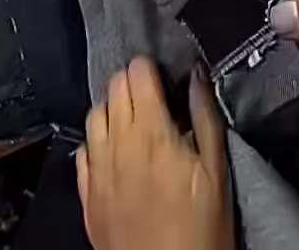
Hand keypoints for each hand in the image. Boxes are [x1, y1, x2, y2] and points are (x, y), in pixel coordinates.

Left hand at [77, 58, 230, 249]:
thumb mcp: (216, 172)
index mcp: (152, 132)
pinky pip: (83, 150)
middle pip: (115, 85)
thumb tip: (196, 76)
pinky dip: (97, 140)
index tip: (164, 79)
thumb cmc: (200, 231)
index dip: (151, 68)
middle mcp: (119, 143)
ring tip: (134, 120)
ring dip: (113, 107)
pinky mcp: (88, 196)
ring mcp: (98, 169)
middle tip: (153, 97)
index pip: (138, 72)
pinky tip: (115, 150)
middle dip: (133, 82)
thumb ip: (206, 117)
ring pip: (95, 112)